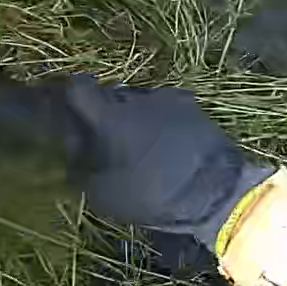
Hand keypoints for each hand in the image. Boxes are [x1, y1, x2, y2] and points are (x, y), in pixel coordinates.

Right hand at [63, 77, 275, 243]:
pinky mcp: (195, 109)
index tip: (66, 110)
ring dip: (135, 119)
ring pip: (141, 104)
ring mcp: (171, 100)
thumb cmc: (156, 194)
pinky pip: (166, 111)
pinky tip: (163, 147)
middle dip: (104, 114)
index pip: (79, 89)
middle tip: (103, 140)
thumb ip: (83, 173)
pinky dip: (159, 124)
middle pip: (111, 97)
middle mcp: (139, 99)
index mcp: (112, 116)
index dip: (69, 96)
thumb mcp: (107, 196)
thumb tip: (74, 161)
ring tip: (138, 147)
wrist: (219, 194)